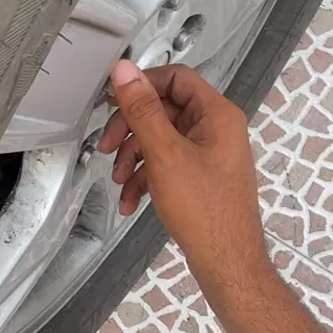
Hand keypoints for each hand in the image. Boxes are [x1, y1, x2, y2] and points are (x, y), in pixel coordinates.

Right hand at [97, 60, 270, 289]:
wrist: (226, 261)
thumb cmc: (205, 210)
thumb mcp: (165, 154)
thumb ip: (143, 110)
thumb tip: (124, 71)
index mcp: (216, 115)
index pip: (175, 79)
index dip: (142, 86)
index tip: (113, 102)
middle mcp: (216, 130)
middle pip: (163, 111)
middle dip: (130, 131)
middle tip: (106, 147)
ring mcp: (209, 155)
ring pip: (160, 141)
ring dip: (133, 159)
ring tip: (118, 182)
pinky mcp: (200, 178)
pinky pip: (166, 166)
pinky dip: (145, 180)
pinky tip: (130, 201)